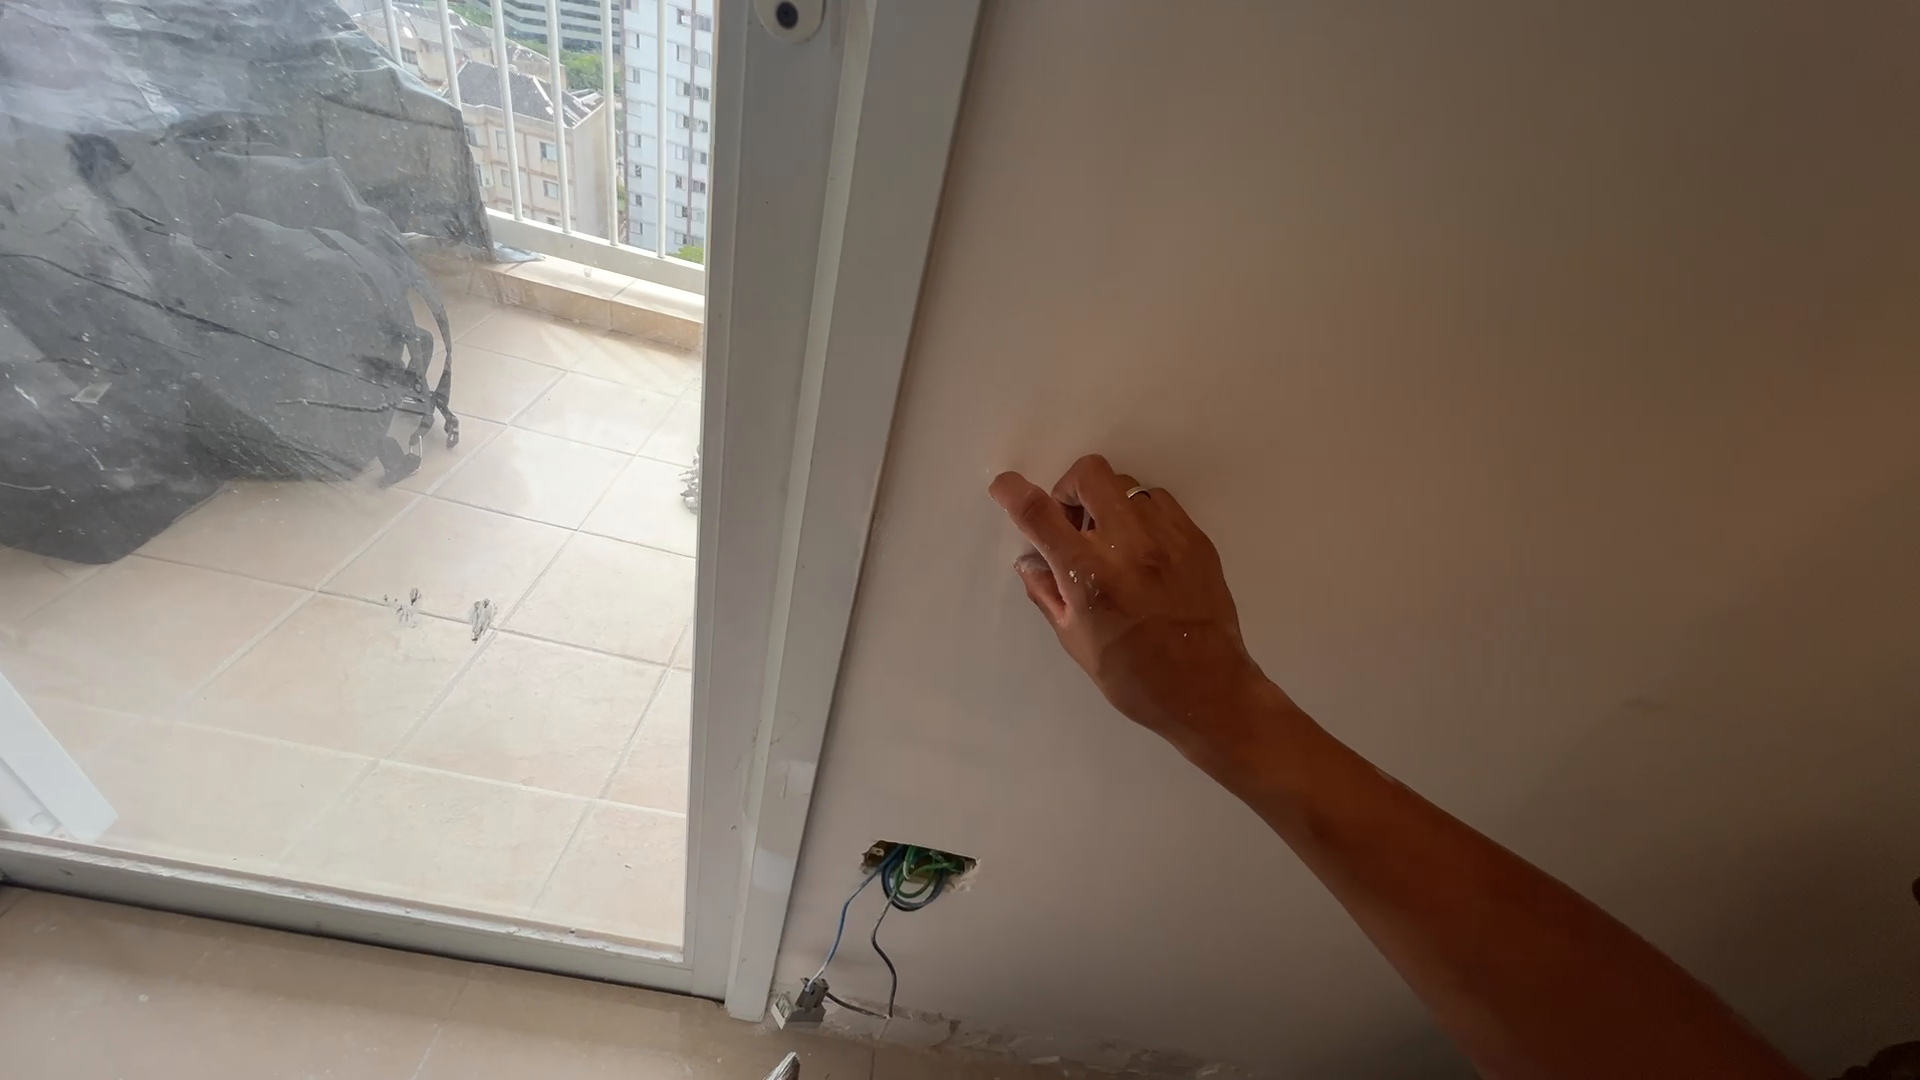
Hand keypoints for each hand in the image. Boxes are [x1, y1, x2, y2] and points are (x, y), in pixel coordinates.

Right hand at [989, 455, 1280, 756]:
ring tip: (1112, 542)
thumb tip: (1030, 560)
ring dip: (1108, 505)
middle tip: (1074, 522)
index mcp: (1088, 576)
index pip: (1040, 514)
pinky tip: (1143, 549)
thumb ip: (1047, 592)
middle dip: (1070, 489)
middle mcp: (1127, 546)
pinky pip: (1159, 503)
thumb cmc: (1132, 676)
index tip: (1005, 487)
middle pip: (1089, 474)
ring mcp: (1167, 538)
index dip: (1014, 491)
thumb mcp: (1074, 640)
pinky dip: (1141, 516)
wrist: (1207, 690)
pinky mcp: (1196, 540)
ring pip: (1126, 486)